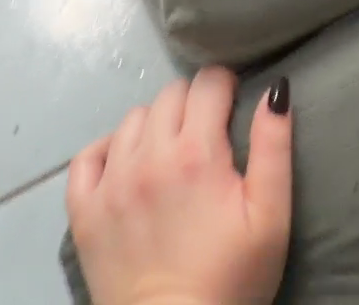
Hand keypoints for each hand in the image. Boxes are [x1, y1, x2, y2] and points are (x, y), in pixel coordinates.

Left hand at [66, 67, 292, 304]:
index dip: (227, 87)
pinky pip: (87, 155)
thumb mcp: (271, 213)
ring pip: (133, 118)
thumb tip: (275, 91)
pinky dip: (109, 148)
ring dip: (156, 123)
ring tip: (173, 151)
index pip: (208, 82)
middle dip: (194, 102)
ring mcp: (110, 183)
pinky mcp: (83, 211)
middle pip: (170, 94)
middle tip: (209, 134)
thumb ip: (274, 146)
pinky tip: (128, 161)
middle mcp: (148, 156)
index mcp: (197, 152)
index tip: (234, 108)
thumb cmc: (232, 275)